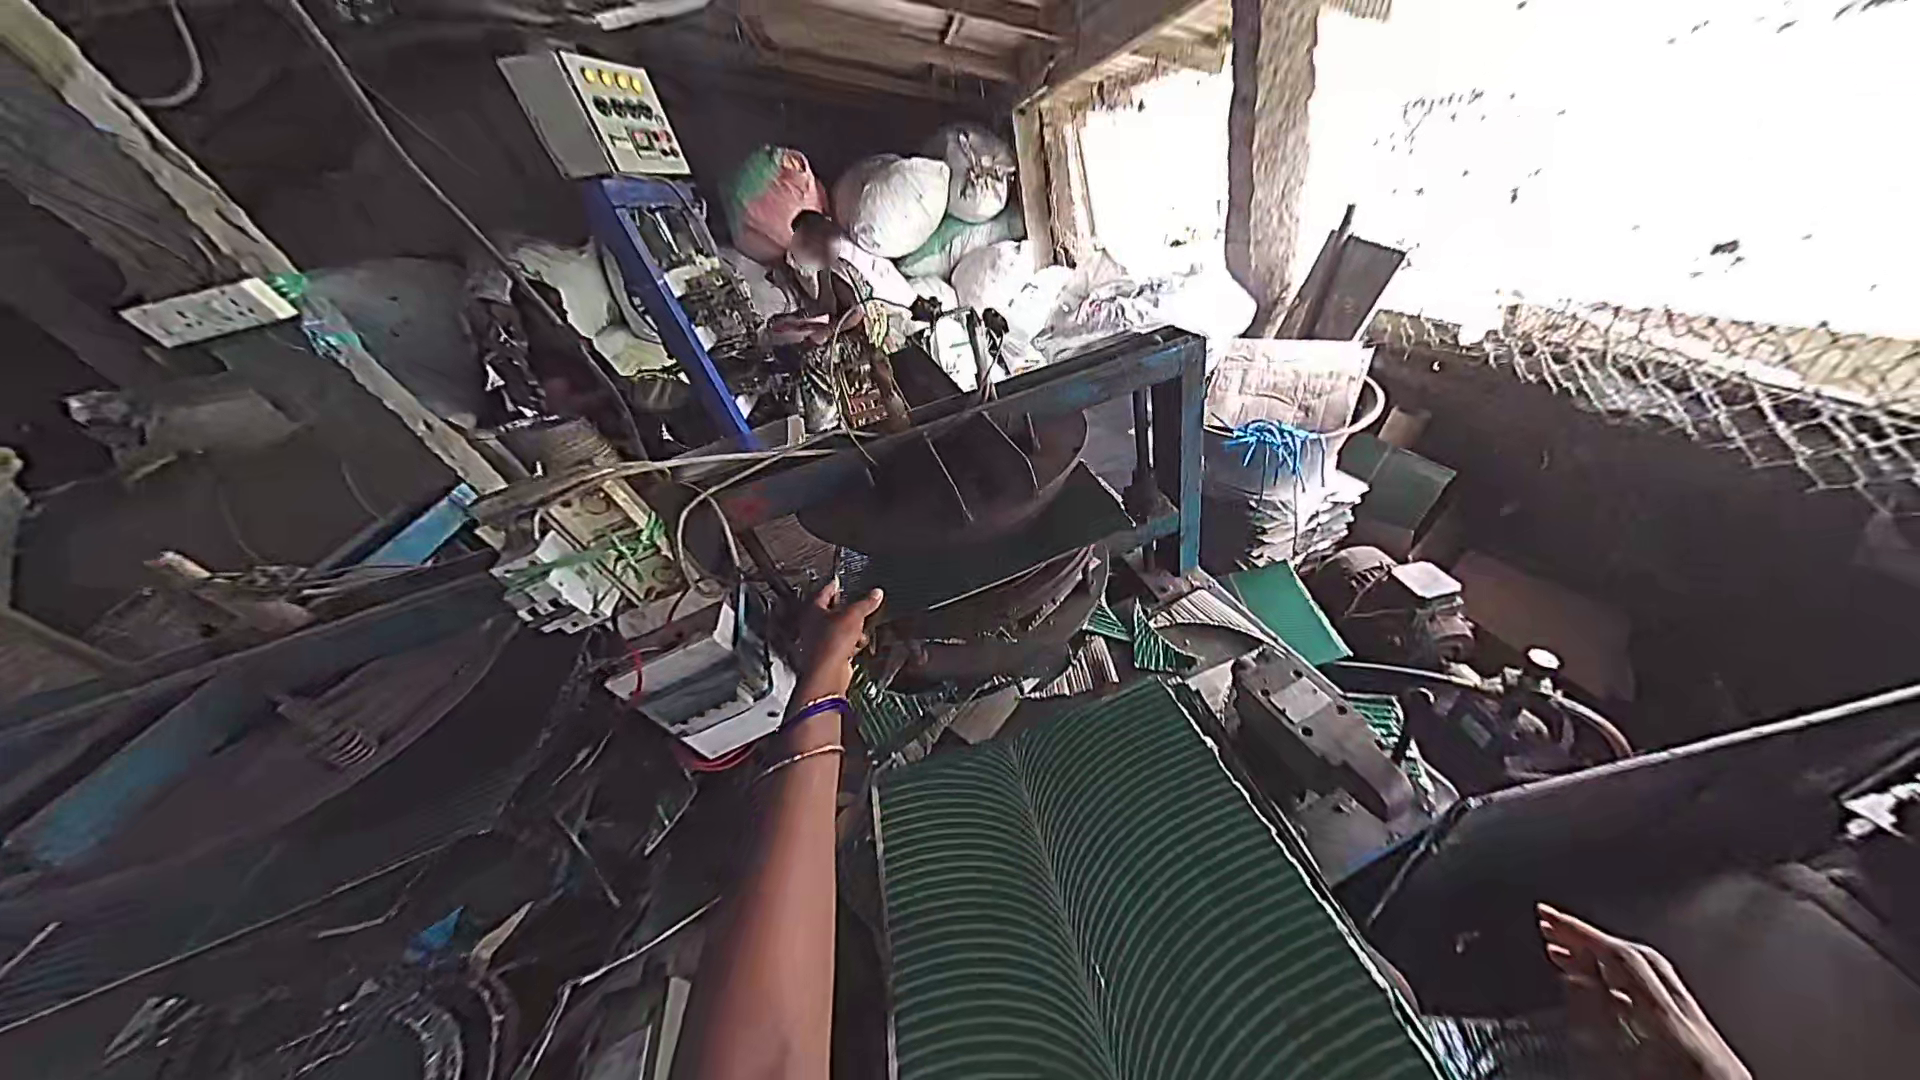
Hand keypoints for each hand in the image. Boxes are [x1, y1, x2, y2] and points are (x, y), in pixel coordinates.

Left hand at [796, 580, 882, 683]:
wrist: (828, 673)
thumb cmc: (830, 643)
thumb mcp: (854, 615)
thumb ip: (866, 603)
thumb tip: (875, 594)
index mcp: (813, 609)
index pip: (825, 591)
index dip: (834, 585)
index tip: (839, 582)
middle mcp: (812, 624)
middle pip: (832, 611)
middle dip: (848, 611)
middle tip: (857, 607)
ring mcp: (819, 640)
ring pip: (839, 629)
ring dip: (851, 629)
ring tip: (859, 630)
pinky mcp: (828, 655)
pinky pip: (842, 644)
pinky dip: (851, 644)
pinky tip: (856, 645)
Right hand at [1538, 903, 1750, 1079]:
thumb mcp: (1616, 1060)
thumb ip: (1596, 1011)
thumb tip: (1573, 967)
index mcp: (1675, 1027)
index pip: (1624, 957)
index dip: (1579, 929)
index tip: (1546, 913)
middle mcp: (1698, 1026)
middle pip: (1643, 961)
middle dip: (1591, 938)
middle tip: (1552, 924)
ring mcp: (1709, 1039)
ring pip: (1656, 977)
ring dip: (1606, 957)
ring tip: (1568, 949)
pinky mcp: (1710, 1050)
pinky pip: (1664, 999)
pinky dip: (1625, 982)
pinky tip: (1602, 985)